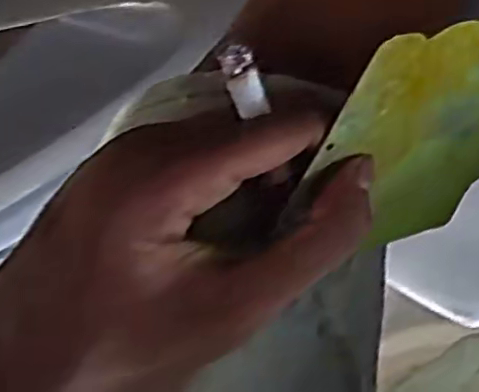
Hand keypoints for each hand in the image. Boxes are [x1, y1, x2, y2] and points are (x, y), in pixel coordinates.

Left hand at [0, 112, 372, 391]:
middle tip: (281, 222)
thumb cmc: (116, 358)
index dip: (325, 153)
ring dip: (263, 166)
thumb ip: (321, 239)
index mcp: (164, 173)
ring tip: (246, 227)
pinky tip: (211, 221)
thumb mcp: (237, 313)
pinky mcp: (114, 159)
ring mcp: (123, 147)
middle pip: (265, 119)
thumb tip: (364, 170)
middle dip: (293, 162)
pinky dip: (229, 168)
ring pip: (239, 126)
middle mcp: (143, 141)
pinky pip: (205, 139)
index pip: (291, 121)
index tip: (322, 200)